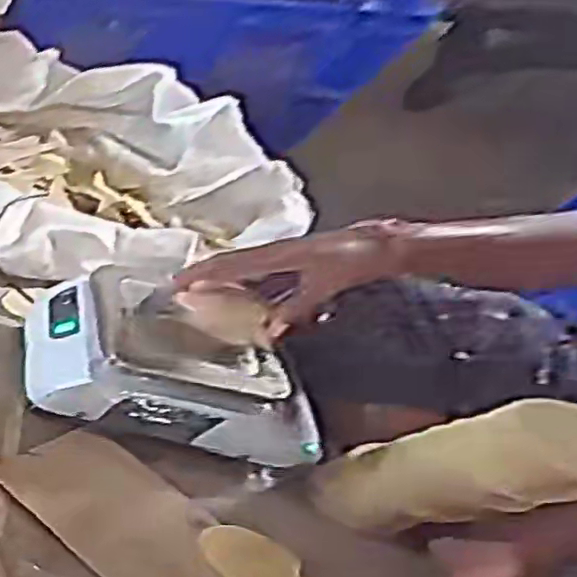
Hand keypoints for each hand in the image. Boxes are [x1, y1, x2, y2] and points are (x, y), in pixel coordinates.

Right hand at [174, 221, 406, 336]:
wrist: (401, 244)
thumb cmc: (362, 261)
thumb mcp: (326, 287)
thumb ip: (293, 309)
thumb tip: (266, 332)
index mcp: (282, 254)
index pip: (232, 265)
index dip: (202, 275)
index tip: (176, 284)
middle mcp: (283, 250)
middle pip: (234, 261)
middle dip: (205, 273)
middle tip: (180, 284)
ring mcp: (292, 252)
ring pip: (248, 264)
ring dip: (224, 275)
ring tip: (204, 287)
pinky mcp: (303, 257)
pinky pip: (263, 267)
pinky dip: (246, 278)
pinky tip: (245, 289)